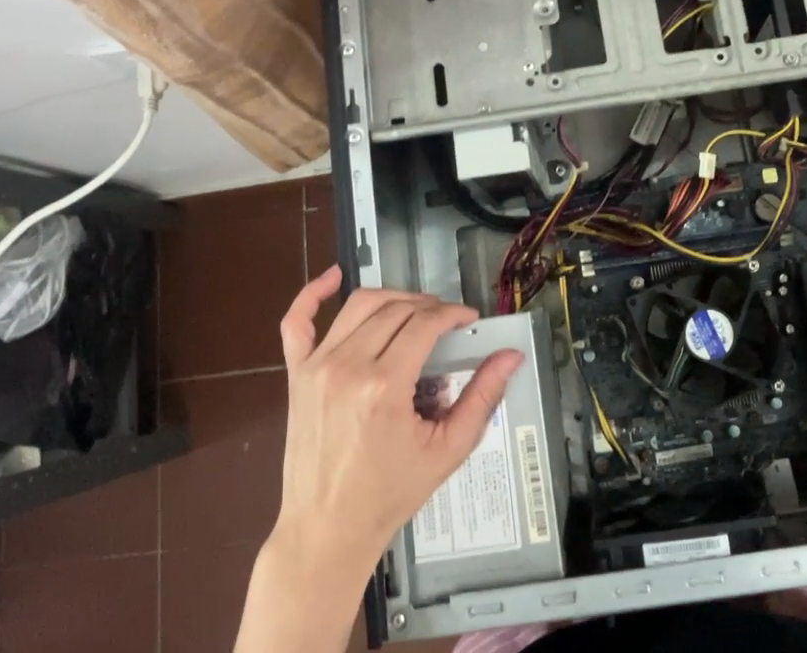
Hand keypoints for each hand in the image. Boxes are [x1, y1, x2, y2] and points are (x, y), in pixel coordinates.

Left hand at [272, 266, 522, 574]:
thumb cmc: (390, 494)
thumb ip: (482, 397)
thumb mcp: (447, 450)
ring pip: (358, 305)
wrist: (327, 529)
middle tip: (447, 321)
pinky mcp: (296, 374)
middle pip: (395, 309)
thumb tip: (510, 357)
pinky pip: (296, 322)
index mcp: (384, 385)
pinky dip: (311, 294)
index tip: (468, 320)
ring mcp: (316, 367)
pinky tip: (332, 276)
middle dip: (428, 306)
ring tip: (414, 309)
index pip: (424, 323)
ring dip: (392, 297)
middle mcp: (347, 366)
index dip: (452, 314)